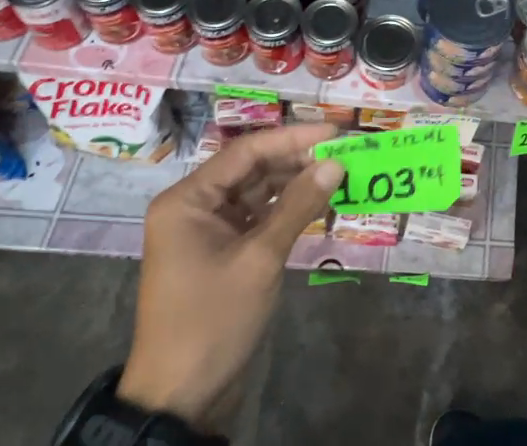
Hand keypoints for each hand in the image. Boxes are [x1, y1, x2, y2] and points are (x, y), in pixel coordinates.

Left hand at [119, 124, 342, 432]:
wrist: (182, 394)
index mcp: (187, 200)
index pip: (245, 153)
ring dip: (294, 186)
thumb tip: (336, 163)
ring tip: (339, 176)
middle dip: (296, 161)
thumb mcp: (261, 258)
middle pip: (250, 170)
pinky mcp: (221, 253)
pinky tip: (318, 204)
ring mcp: (206, 232)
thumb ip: (298, 206)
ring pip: (256, 194)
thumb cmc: (214, 319)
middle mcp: (193, 208)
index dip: (292, 138)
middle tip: (345, 154)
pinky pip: (256, 219)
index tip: (335, 132)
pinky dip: (285, 212)